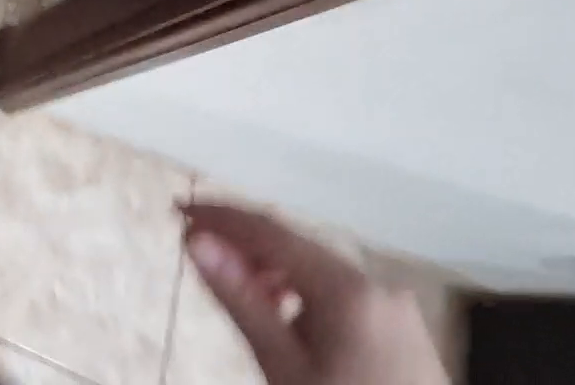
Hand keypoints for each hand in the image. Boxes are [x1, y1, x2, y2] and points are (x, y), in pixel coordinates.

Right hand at [182, 203, 447, 384]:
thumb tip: (193, 240)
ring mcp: (392, 305)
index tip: (177, 210)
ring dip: (266, 265)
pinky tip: (277, 308)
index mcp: (348, 288)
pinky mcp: (397, 325)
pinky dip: (297, 287)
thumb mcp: (283, 363)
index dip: (219, 216)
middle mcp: (375, 283)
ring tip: (230, 284)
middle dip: (240, 241)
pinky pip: (334, 288)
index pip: (268, 231)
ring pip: (312, 266)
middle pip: (292, 244)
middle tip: (194, 246)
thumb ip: (240, 298)